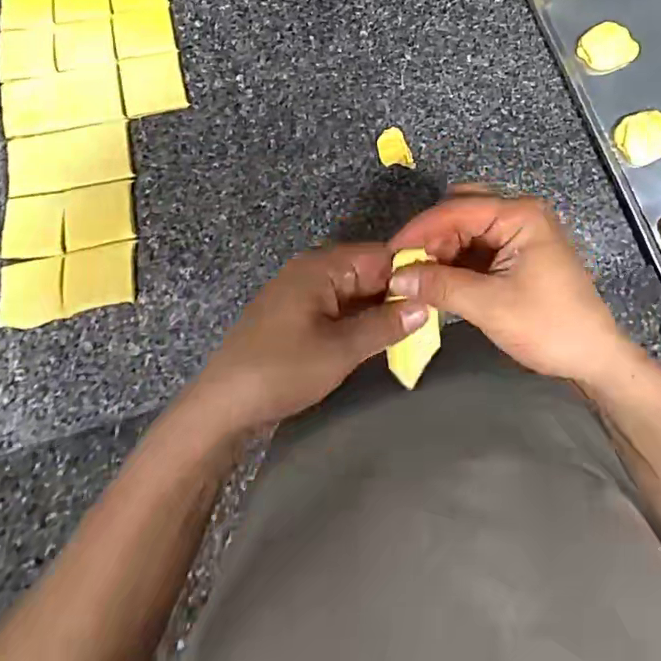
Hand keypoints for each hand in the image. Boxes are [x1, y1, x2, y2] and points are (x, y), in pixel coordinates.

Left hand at [192, 244, 428, 431]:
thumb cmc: (282, 370)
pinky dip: (356, 319)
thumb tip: (426, 304)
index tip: (438, 296)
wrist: (222, 406)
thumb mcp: (341, 350)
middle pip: (366, 271)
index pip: (379, 255)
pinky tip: (375, 338)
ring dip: (377, 309)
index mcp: (321, 266)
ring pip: (352, 291)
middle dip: (395, 293)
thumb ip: (386, 325)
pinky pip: (336, 306)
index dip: (410, 274)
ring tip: (410, 332)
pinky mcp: (294, 313)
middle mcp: (310, 269)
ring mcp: (300, 291)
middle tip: (429, 319)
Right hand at [387, 187, 640, 386]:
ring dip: (442, 248)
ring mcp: (521, 231)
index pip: (456, 210)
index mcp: (520, 215)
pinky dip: (456, 259)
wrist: (594, 357)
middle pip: (461, 210)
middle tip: (404, 265)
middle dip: (431, 236)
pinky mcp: (519, 251)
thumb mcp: (489, 306)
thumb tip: (396, 276)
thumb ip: (440, 285)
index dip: (419, 230)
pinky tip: (439, 278)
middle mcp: (521, 213)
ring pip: (467, 227)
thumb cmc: (548, 327)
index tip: (389, 254)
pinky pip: (478, 244)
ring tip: (417, 274)